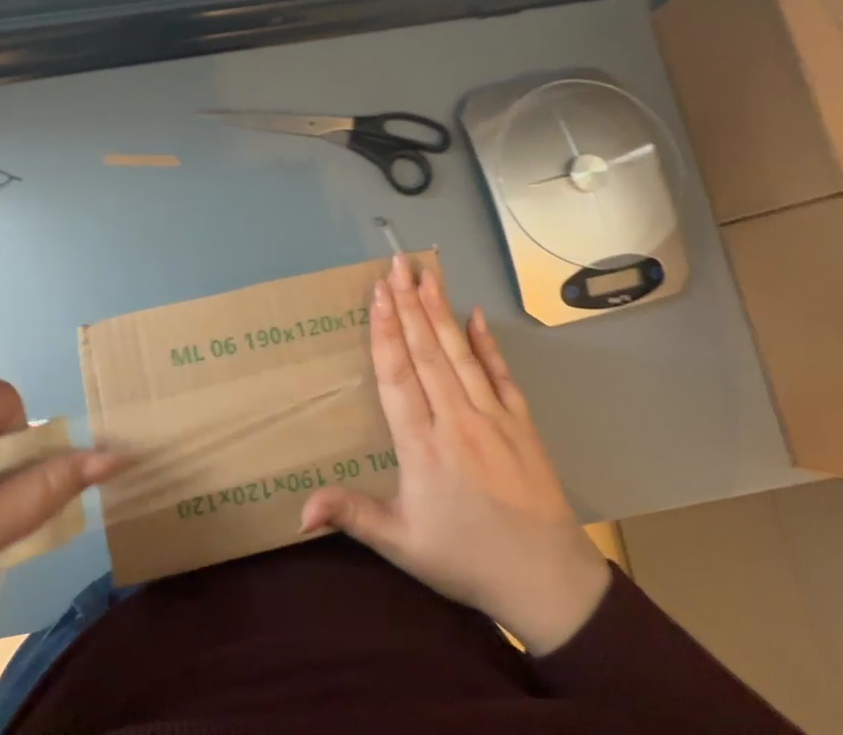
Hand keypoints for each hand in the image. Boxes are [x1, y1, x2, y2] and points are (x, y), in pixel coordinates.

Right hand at [300, 256, 610, 654]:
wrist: (546, 578)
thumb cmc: (466, 559)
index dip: (385, 332)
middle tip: (397, 264)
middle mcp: (456, 420)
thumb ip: (351, 516)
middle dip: (410, 305)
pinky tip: (477, 316)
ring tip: (427, 274)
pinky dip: (488, 344)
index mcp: (422, 446)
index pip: (398, 376)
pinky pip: (501, 375)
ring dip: (442, 312)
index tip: (378, 294)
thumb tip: (297, 512)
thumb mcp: (401, 544)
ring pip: (461, 354)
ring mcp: (493, 418)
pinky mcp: (521, 424)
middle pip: (427, 353)